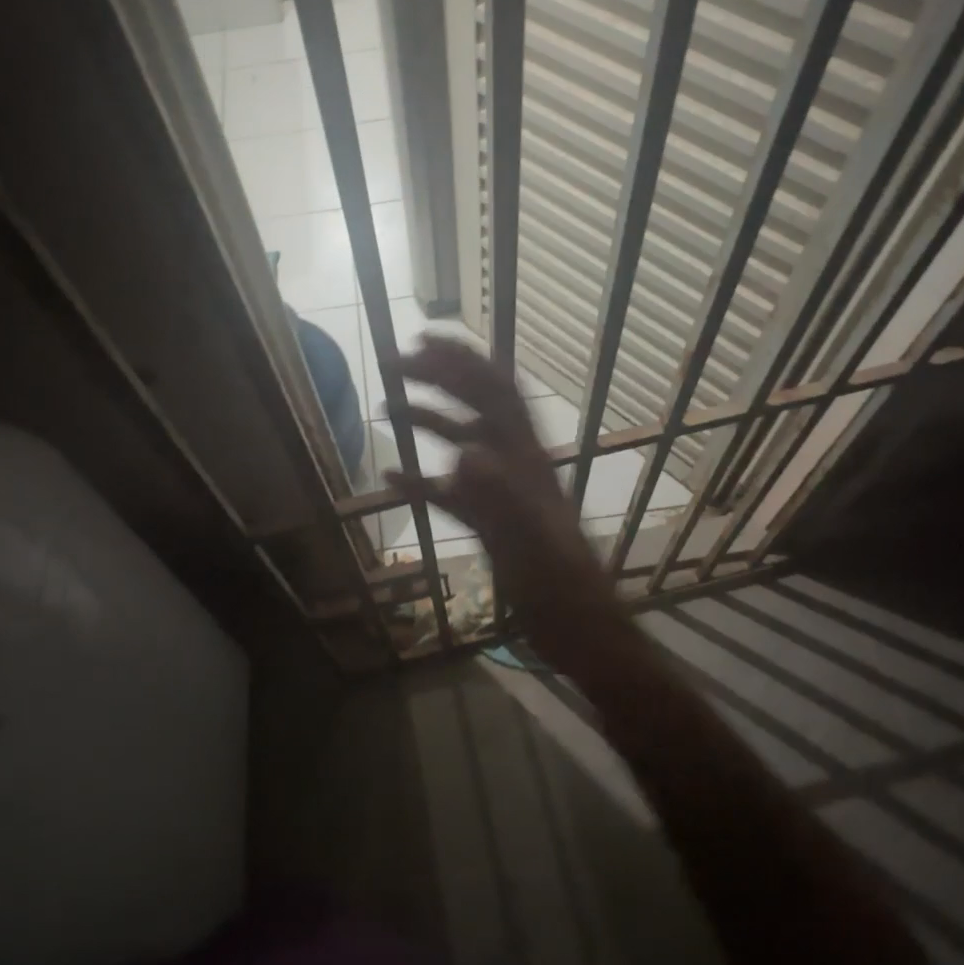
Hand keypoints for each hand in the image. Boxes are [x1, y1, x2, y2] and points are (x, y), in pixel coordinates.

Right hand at [385, 337, 618, 639]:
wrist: (576, 626)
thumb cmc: (561, 586)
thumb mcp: (530, 539)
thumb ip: (499, 496)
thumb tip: (464, 453)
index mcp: (528, 458)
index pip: (496, 391)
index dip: (464, 359)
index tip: (422, 339)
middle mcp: (515, 464)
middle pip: (475, 405)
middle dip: (438, 378)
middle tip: (394, 364)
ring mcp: (502, 492)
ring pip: (462, 442)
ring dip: (427, 420)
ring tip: (387, 408)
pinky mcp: (491, 522)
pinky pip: (451, 492)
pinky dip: (422, 481)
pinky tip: (392, 479)